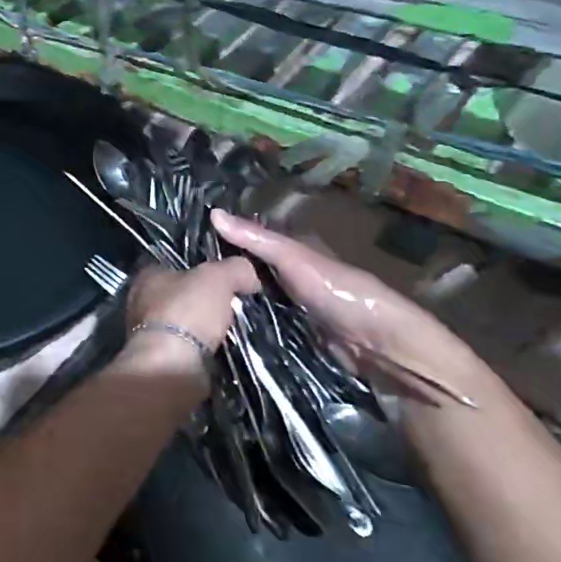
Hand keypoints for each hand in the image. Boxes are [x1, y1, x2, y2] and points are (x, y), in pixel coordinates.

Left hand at [121, 258, 258, 375]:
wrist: (172, 366)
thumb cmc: (187, 312)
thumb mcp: (218, 278)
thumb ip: (235, 269)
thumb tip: (249, 276)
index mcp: (146, 276)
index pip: (173, 264)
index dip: (199, 267)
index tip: (223, 276)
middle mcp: (141, 303)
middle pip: (180, 295)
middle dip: (203, 300)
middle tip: (231, 304)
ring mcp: (147, 335)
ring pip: (183, 323)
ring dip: (204, 328)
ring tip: (231, 329)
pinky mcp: (159, 360)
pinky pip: (186, 348)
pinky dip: (202, 350)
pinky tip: (221, 350)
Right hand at [210, 208, 488, 403]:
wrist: (380, 348)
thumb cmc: (340, 293)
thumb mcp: (296, 260)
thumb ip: (258, 240)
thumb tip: (213, 213)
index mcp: (294, 253)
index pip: (249, 244)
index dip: (221, 245)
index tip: (185, 251)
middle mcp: (290, 280)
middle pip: (248, 276)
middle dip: (221, 280)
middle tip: (180, 284)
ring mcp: (291, 311)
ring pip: (251, 304)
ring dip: (228, 307)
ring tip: (190, 309)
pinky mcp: (292, 340)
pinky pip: (260, 329)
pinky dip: (242, 328)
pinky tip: (216, 331)